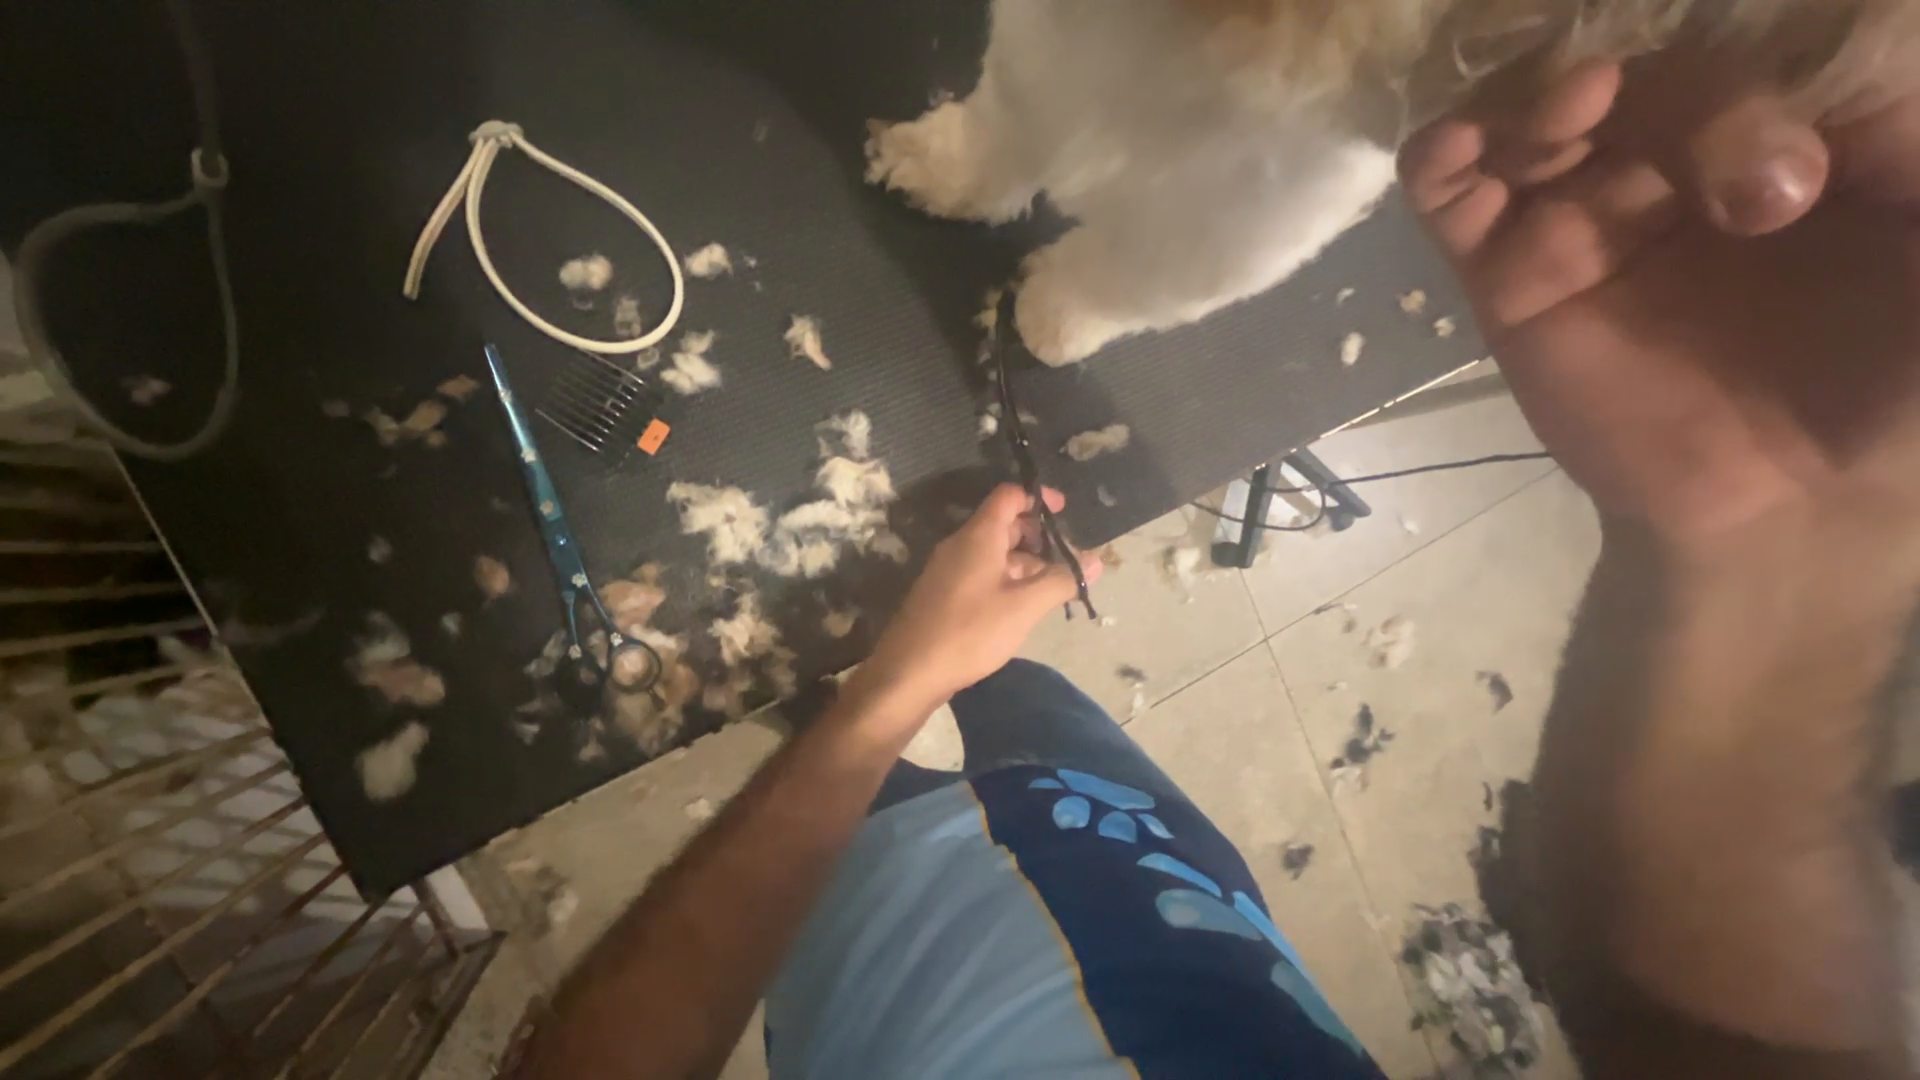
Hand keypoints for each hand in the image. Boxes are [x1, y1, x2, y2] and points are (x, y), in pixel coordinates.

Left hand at [848, 484, 1102, 720]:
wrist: (909, 672)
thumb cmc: (970, 632)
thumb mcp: (1024, 607)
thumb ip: (1061, 581)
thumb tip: (1094, 561)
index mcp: (978, 536)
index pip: (1009, 496)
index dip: (1038, 498)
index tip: (1065, 513)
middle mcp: (961, 544)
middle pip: (1003, 524)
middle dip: (1038, 536)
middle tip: (1067, 560)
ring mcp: (948, 570)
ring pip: (994, 553)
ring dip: (1024, 563)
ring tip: (1053, 589)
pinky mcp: (943, 594)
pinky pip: (981, 573)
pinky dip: (1006, 580)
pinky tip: (1022, 607)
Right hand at [1400, 51, 1919, 584]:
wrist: (1785, 500)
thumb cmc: (1897, 377)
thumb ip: (1899, 135)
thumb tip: (1822, 80)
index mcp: (1785, 140)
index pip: (1749, 47)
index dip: (1758, 76)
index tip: (1800, 181)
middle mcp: (1671, 171)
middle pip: (1639, 78)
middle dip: (1673, 100)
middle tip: (1739, 194)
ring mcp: (1577, 225)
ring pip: (1531, 120)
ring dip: (1531, 98)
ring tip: (1564, 118)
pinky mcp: (1503, 280)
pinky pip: (1452, 203)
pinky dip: (1435, 164)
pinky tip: (1445, 146)